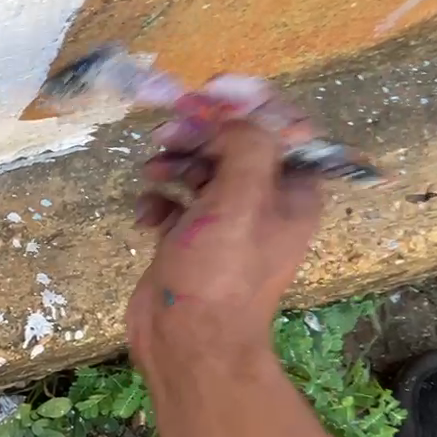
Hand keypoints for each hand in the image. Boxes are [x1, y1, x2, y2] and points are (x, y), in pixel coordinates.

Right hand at [126, 79, 322, 384]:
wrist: (188, 340)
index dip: (245, 106)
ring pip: (198, 170)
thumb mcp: (238, 201)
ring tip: (150, 172)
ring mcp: (222, 223)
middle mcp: (261, 201)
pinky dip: (155, 200)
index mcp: (292, 190)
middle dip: (199, 133)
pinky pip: (172, 202)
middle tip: (165, 132)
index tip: (205, 95)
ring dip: (172, 163)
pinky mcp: (186, 240)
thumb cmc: (219, 273)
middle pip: (232, 144)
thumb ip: (244, 146)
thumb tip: (231, 116)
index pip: (281, 126)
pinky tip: (144, 215)